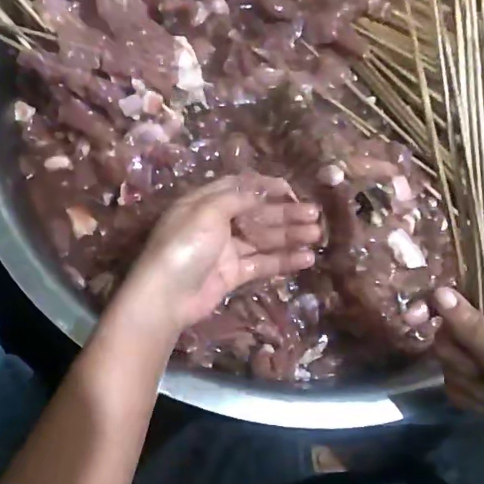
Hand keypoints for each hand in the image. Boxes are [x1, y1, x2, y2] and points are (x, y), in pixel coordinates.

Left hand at [115, 174, 321, 333]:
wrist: (167, 296)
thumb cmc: (184, 246)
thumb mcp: (207, 211)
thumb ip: (236, 198)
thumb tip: (260, 189)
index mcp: (204, 203)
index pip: (239, 188)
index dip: (265, 187)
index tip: (291, 189)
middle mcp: (215, 224)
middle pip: (255, 214)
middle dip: (284, 212)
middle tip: (314, 214)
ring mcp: (224, 251)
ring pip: (262, 239)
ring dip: (289, 235)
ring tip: (317, 234)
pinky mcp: (232, 274)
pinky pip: (261, 263)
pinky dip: (283, 260)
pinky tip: (306, 258)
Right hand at [430, 288, 483, 483]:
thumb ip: (472, 327)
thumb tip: (439, 290)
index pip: (476, 298)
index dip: (444, 306)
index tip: (413, 318)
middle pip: (457, 331)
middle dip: (460, 356)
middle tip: (478, 373)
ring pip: (453, 360)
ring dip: (466, 380)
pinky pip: (457, 382)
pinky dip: (467, 396)